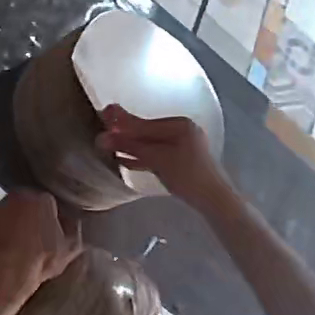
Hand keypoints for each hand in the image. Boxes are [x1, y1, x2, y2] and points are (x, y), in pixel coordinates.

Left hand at [0, 190, 80, 314]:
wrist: (9, 269)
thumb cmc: (41, 259)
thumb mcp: (69, 249)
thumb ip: (74, 231)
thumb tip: (74, 221)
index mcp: (45, 199)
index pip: (48, 202)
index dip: (48, 216)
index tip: (46, 229)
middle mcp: (23, 194)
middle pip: (28, 199)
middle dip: (29, 211)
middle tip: (30, 230)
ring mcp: (2, 201)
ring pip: (10, 202)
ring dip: (12, 212)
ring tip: (14, 232)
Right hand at [95, 104, 231, 209]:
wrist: (213, 200)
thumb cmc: (187, 175)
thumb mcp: (156, 158)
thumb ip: (129, 147)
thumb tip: (101, 138)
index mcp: (180, 124)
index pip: (144, 123)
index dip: (122, 122)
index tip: (104, 114)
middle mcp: (182, 131)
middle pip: (146, 132)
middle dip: (124, 135)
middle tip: (102, 132)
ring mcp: (182, 146)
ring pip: (150, 144)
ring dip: (130, 147)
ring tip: (107, 146)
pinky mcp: (180, 161)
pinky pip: (156, 155)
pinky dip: (141, 157)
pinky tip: (123, 159)